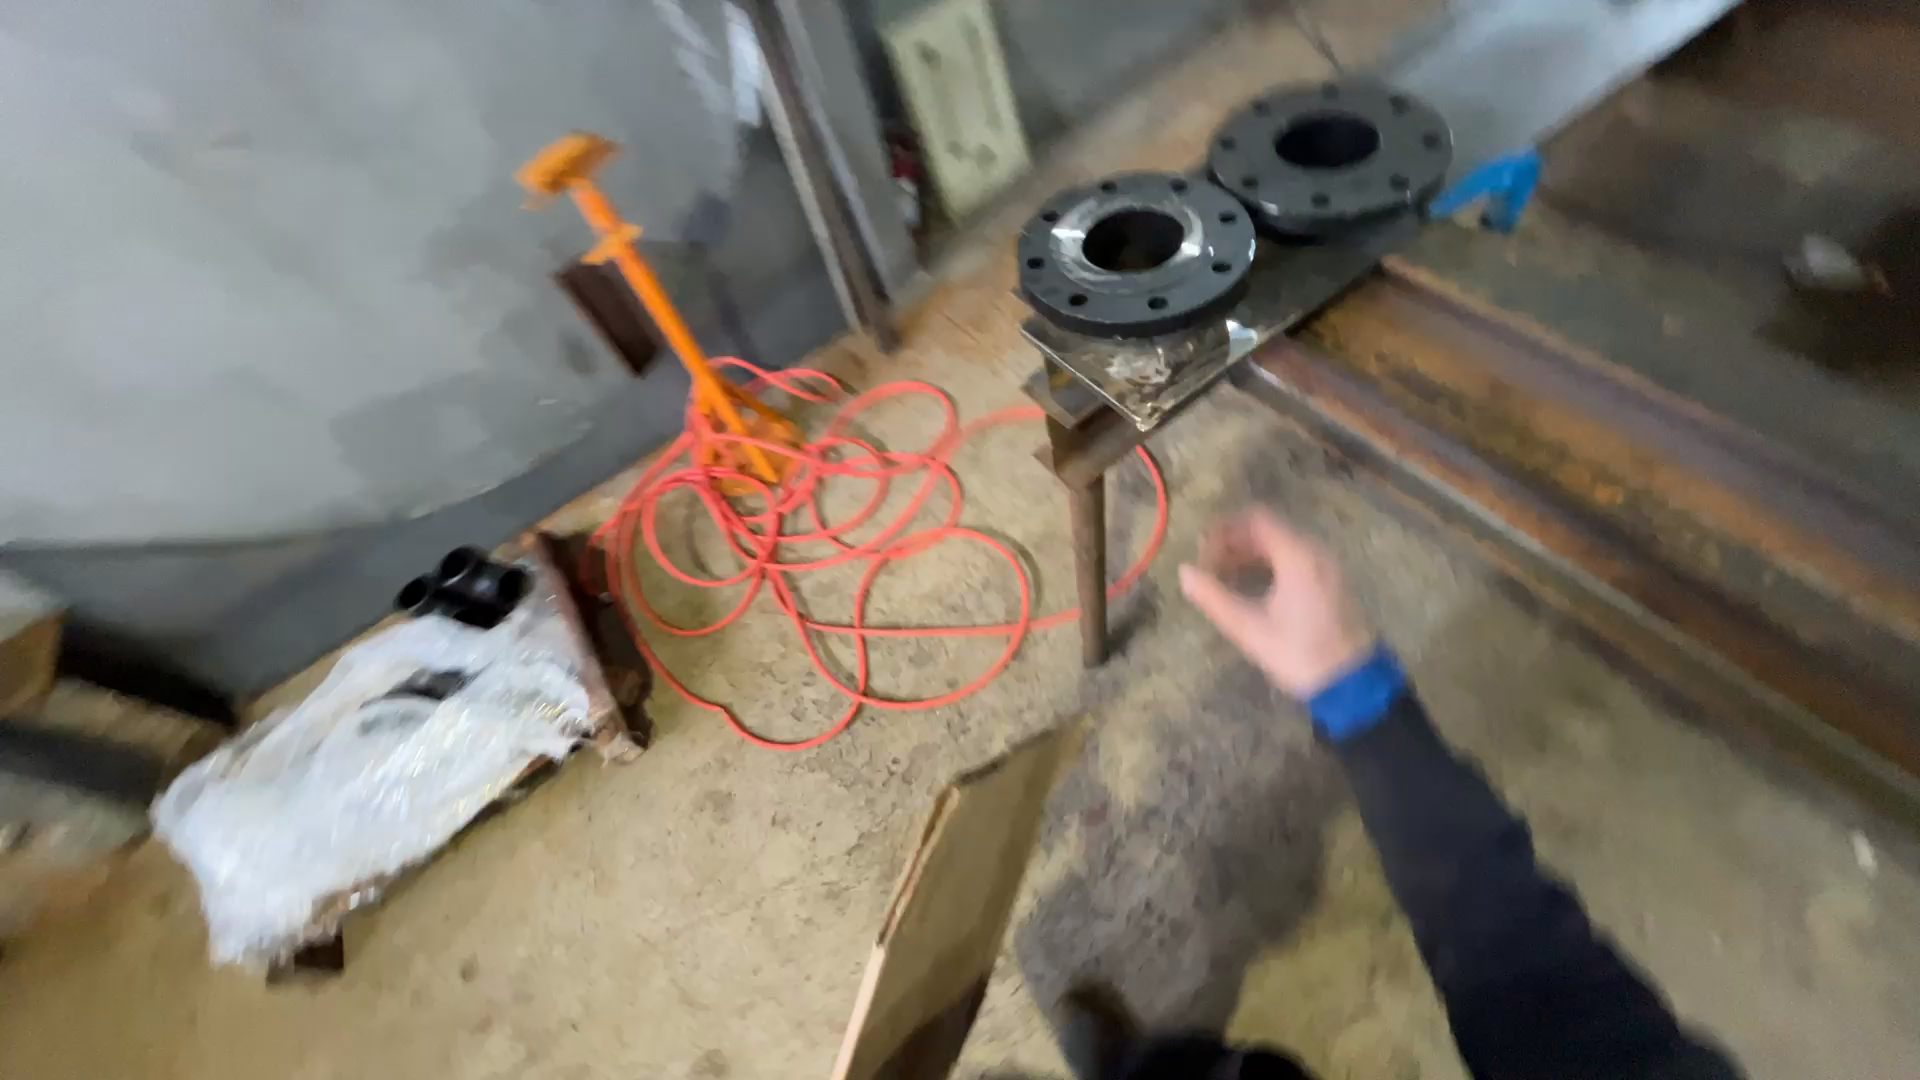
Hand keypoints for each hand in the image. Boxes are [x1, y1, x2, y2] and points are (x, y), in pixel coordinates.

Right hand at [1178, 509, 1375, 700]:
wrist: (1353, 684)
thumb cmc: (1298, 652)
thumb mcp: (1248, 627)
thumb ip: (1213, 596)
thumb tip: (1184, 572)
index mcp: (1297, 554)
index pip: (1254, 519)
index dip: (1223, 531)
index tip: (1203, 556)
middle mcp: (1315, 551)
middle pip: (1266, 529)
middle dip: (1232, 544)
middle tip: (1208, 569)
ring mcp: (1326, 566)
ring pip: (1280, 544)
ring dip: (1248, 555)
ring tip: (1224, 579)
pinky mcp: (1331, 581)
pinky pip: (1294, 558)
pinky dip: (1268, 564)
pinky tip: (1251, 588)